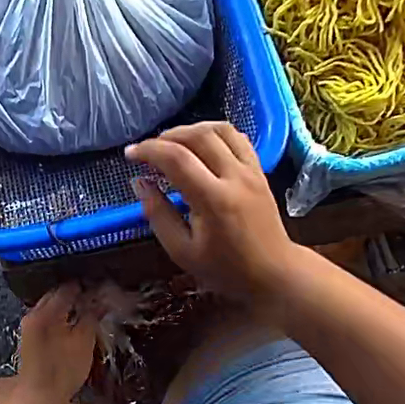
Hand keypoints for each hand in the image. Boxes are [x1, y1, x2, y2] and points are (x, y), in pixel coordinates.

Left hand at [16, 284, 102, 403]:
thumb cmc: (63, 371)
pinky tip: (75, 323)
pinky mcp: (31, 336)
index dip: (86, 287)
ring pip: (51, 305)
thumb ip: (92, 316)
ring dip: (68, 305)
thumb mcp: (84, 341)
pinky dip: (61, 315)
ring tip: (88, 310)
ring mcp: (30, 325)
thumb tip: (100, 301)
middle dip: (76, 294)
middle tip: (96, 299)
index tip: (101, 289)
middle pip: (56, 294)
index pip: (67, 288)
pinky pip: (47, 316)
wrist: (39, 396)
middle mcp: (33, 314)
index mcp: (45, 312)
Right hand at [126, 122, 306, 303]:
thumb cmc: (226, 269)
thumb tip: (140, 183)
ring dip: (191, 130)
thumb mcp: (182, 251)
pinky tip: (200, 146)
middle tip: (149, 151)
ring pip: (220, 130)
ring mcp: (251, 171)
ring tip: (172, 145)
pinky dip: (214, 134)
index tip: (130, 155)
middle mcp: (235, 178)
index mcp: (214, 200)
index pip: (177, 159)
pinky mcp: (260, 171)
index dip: (148, 150)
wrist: (273, 273)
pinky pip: (237, 138)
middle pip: (198, 136)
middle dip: (167, 136)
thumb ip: (158, 215)